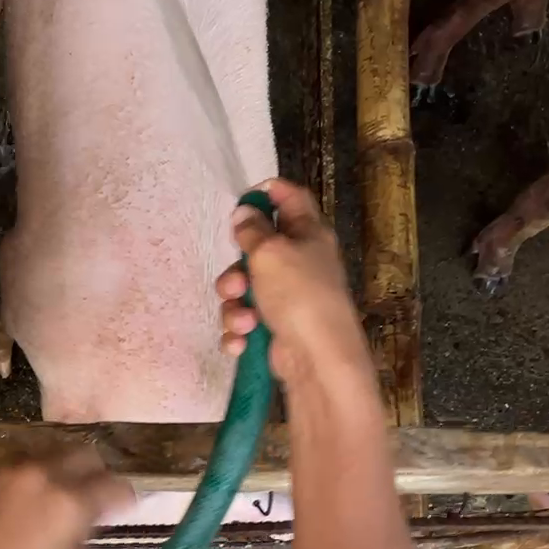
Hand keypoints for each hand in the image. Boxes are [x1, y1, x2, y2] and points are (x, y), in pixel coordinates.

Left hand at [0, 448, 134, 548]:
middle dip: (97, 472)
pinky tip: (37, 496)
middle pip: (86, 454)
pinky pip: (26, 464)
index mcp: (70, 502)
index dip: (126, 498)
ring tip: (66, 492)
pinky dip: (39, 473)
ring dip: (67, 468)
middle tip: (97, 494)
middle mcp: (45, 475)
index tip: (126, 507)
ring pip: (54, 452)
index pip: (114, 485)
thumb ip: (83, 536)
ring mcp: (15, 471)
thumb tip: (88, 522)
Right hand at [215, 179, 374, 392]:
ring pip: (242, 291)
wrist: (315, 355)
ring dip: (234, 307)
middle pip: (254, 252)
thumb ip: (252, 231)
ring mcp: (285, 297)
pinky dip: (237, 332)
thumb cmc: (298, 294)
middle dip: (235, 270)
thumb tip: (242, 212)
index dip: (269, 193)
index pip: (291, 200)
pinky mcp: (272, 326)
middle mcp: (297, 262)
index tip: (243, 197)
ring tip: (243, 321)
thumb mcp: (270, 253)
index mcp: (307, 235)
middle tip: (234, 284)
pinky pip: (243, 322)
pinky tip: (241, 342)